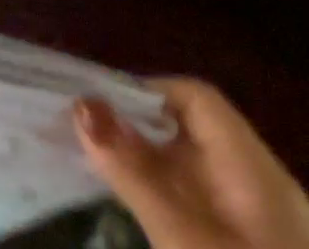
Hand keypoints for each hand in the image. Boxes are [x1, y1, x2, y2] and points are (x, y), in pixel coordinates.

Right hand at [77, 79, 308, 248]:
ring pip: (183, 159)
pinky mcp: (243, 235)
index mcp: (254, 170)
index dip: (138, 91)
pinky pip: (189, 189)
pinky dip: (150, 184)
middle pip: (185, 127)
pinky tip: (123, 200)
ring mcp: (254, 212)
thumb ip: (131, 171)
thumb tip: (80, 103)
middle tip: (68, 135)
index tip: (86, 112)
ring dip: (132, 155)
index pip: (192, 97)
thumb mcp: (182, 236)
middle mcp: (258, 180)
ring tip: (84, 165)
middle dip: (126, 125)